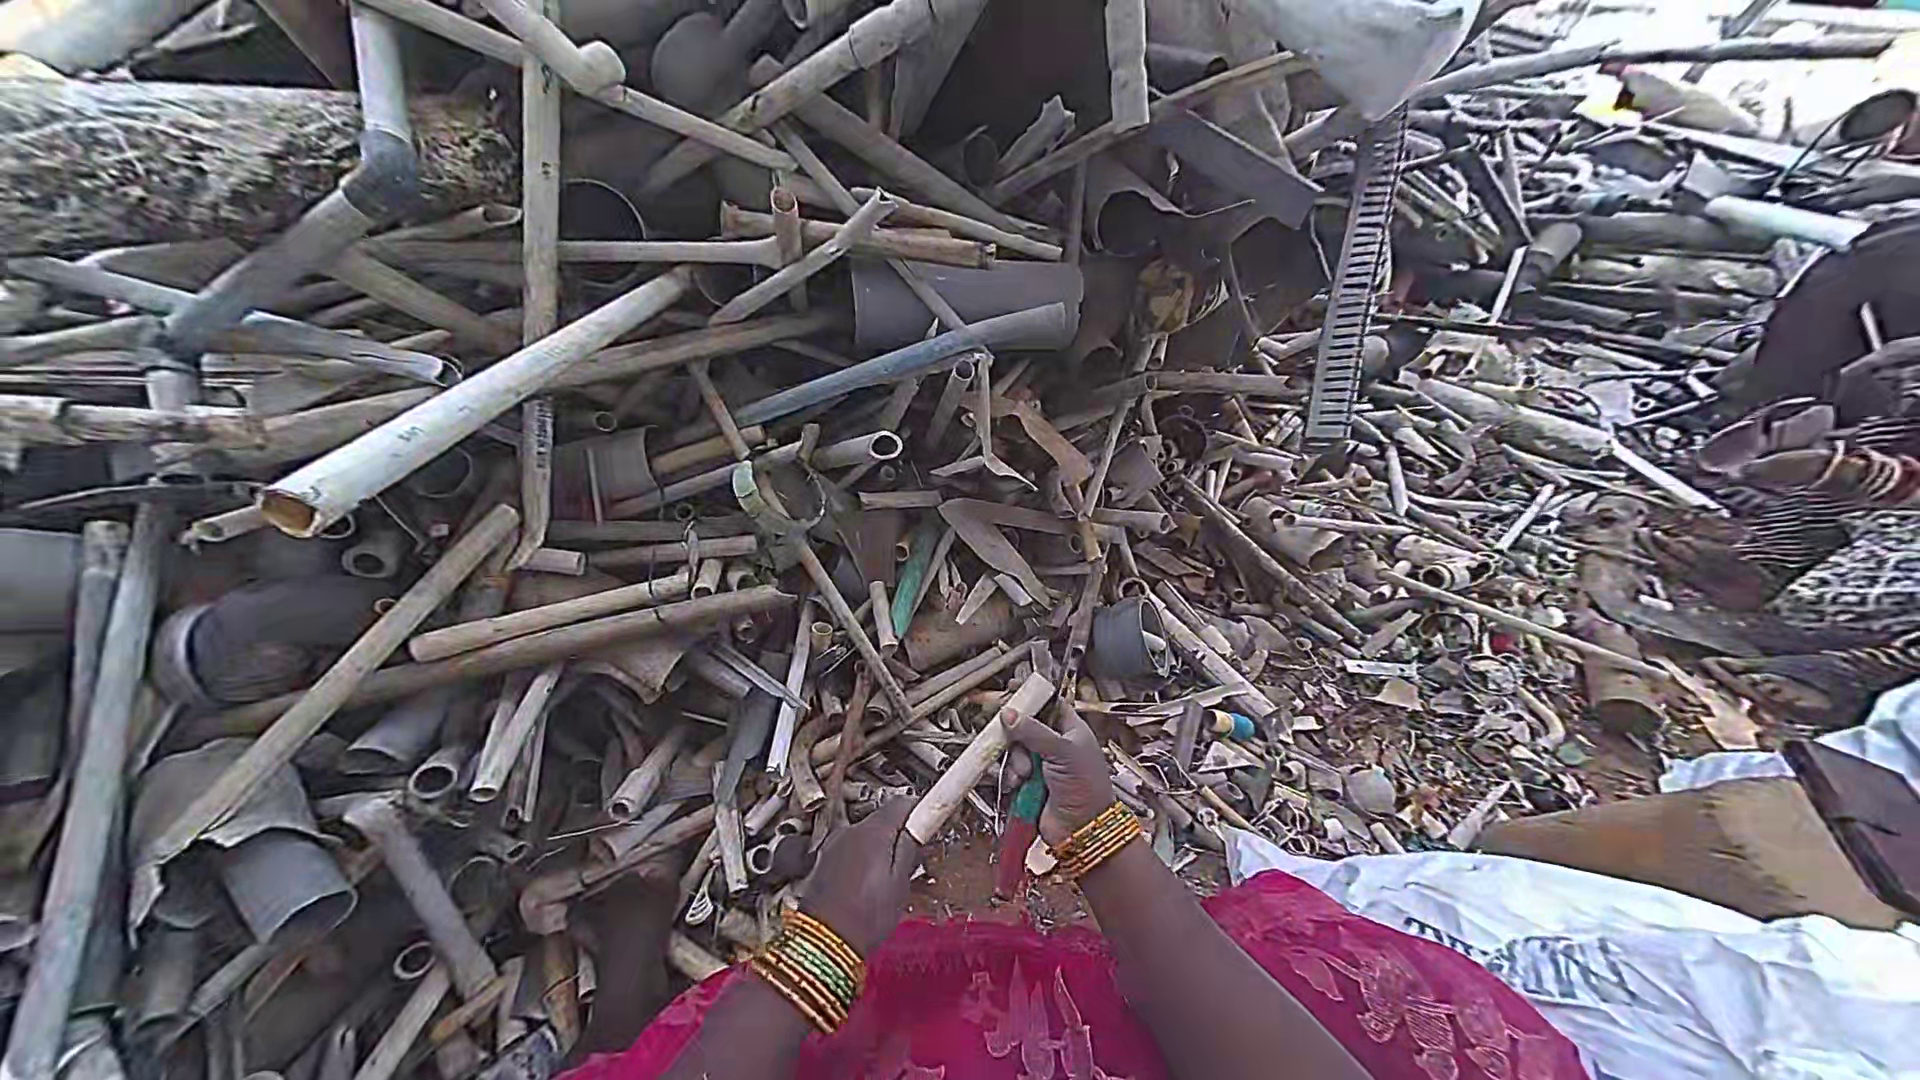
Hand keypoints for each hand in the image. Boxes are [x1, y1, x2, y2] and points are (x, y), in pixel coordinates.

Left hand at [797, 796, 919, 955]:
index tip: (928, 827)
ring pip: (866, 836)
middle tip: (913, 861)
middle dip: (899, 834)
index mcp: (873, 831)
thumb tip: (919, 823)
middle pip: (882, 819)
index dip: (918, 812)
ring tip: (888, 880)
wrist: (824, 944)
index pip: (901, 803)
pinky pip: (851, 850)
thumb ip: (910, 846)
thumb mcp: (899, 883)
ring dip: (880, 847)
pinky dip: (862, 859)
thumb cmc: (867, 916)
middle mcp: (851, 830)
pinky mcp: (824, 861)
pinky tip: (867, 885)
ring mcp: (834, 844)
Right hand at [1002, 701, 1112, 844]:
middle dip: (1017, 738)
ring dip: (1016, 762)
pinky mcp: (1029, 783)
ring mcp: (1041, 764)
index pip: (1048, 704)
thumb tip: (1008, 713)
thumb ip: (1034, 731)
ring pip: (1014, 750)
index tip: (1013, 689)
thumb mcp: (1063, 752)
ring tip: (1025, 775)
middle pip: (1024, 726)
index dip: (1031, 697)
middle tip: (1013, 742)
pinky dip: (1011, 777)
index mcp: (1070, 729)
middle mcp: (1054, 744)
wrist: (1083, 829)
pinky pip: (1010, 771)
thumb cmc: (1085, 786)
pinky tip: (1019, 785)